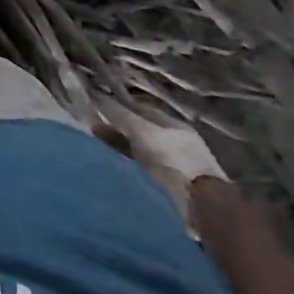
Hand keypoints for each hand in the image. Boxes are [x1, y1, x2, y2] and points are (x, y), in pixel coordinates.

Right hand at [95, 112, 227, 236]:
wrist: (200, 199)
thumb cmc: (171, 158)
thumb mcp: (142, 132)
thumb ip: (120, 115)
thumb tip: (96, 95)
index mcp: (172, 122)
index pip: (141, 107)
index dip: (119, 103)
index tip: (96, 100)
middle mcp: (174, 137)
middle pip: (140, 125)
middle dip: (118, 122)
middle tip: (92, 119)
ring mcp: (173, 157)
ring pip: (139, 142)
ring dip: (120, 138)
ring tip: (97, 136)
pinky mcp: (169, 175)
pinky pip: (142, 158)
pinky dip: (127, 153)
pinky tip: (115, 154)